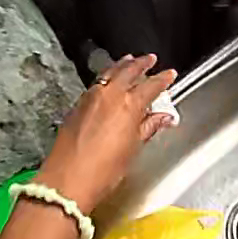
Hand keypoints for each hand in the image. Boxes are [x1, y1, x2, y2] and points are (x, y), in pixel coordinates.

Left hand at [36, 55, 177, 213]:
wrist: (68, 180)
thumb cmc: (102, 170)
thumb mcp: (133, 148)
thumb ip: (148, 127)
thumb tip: (163, 118)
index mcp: (128, 104)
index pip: (151, 85)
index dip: (163, 79)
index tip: (169, 75)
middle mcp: (109, 95)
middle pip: (128, 71)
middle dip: (142, 63)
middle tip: (150, 59)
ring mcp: (90, 98)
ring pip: (109, 73)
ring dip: (122, 66)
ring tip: (129, 61)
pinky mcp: (77, 106)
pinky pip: (96, 83)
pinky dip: (106, 77)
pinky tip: (108, 80)